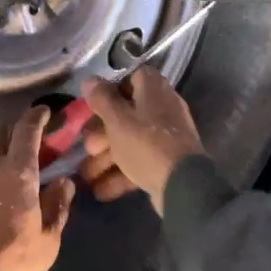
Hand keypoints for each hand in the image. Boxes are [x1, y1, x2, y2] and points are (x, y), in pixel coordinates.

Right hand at [79, 66, 206, 213]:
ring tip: (87, 176)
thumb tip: (89, 80)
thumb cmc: (147, 143)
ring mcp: (166, 135)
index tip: (91, 108)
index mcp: (152, 87)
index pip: (128, 79)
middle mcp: (161, 106)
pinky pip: (140, 161)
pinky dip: (121, 174)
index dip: (107, 92)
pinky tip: (101, 191)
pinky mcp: (166, 161)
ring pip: (130, 141)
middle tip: (87, 149)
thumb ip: (102, 99)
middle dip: (102, 134)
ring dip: (107, 158)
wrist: (183, 185)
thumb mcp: (118, 119)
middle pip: (125, 114)